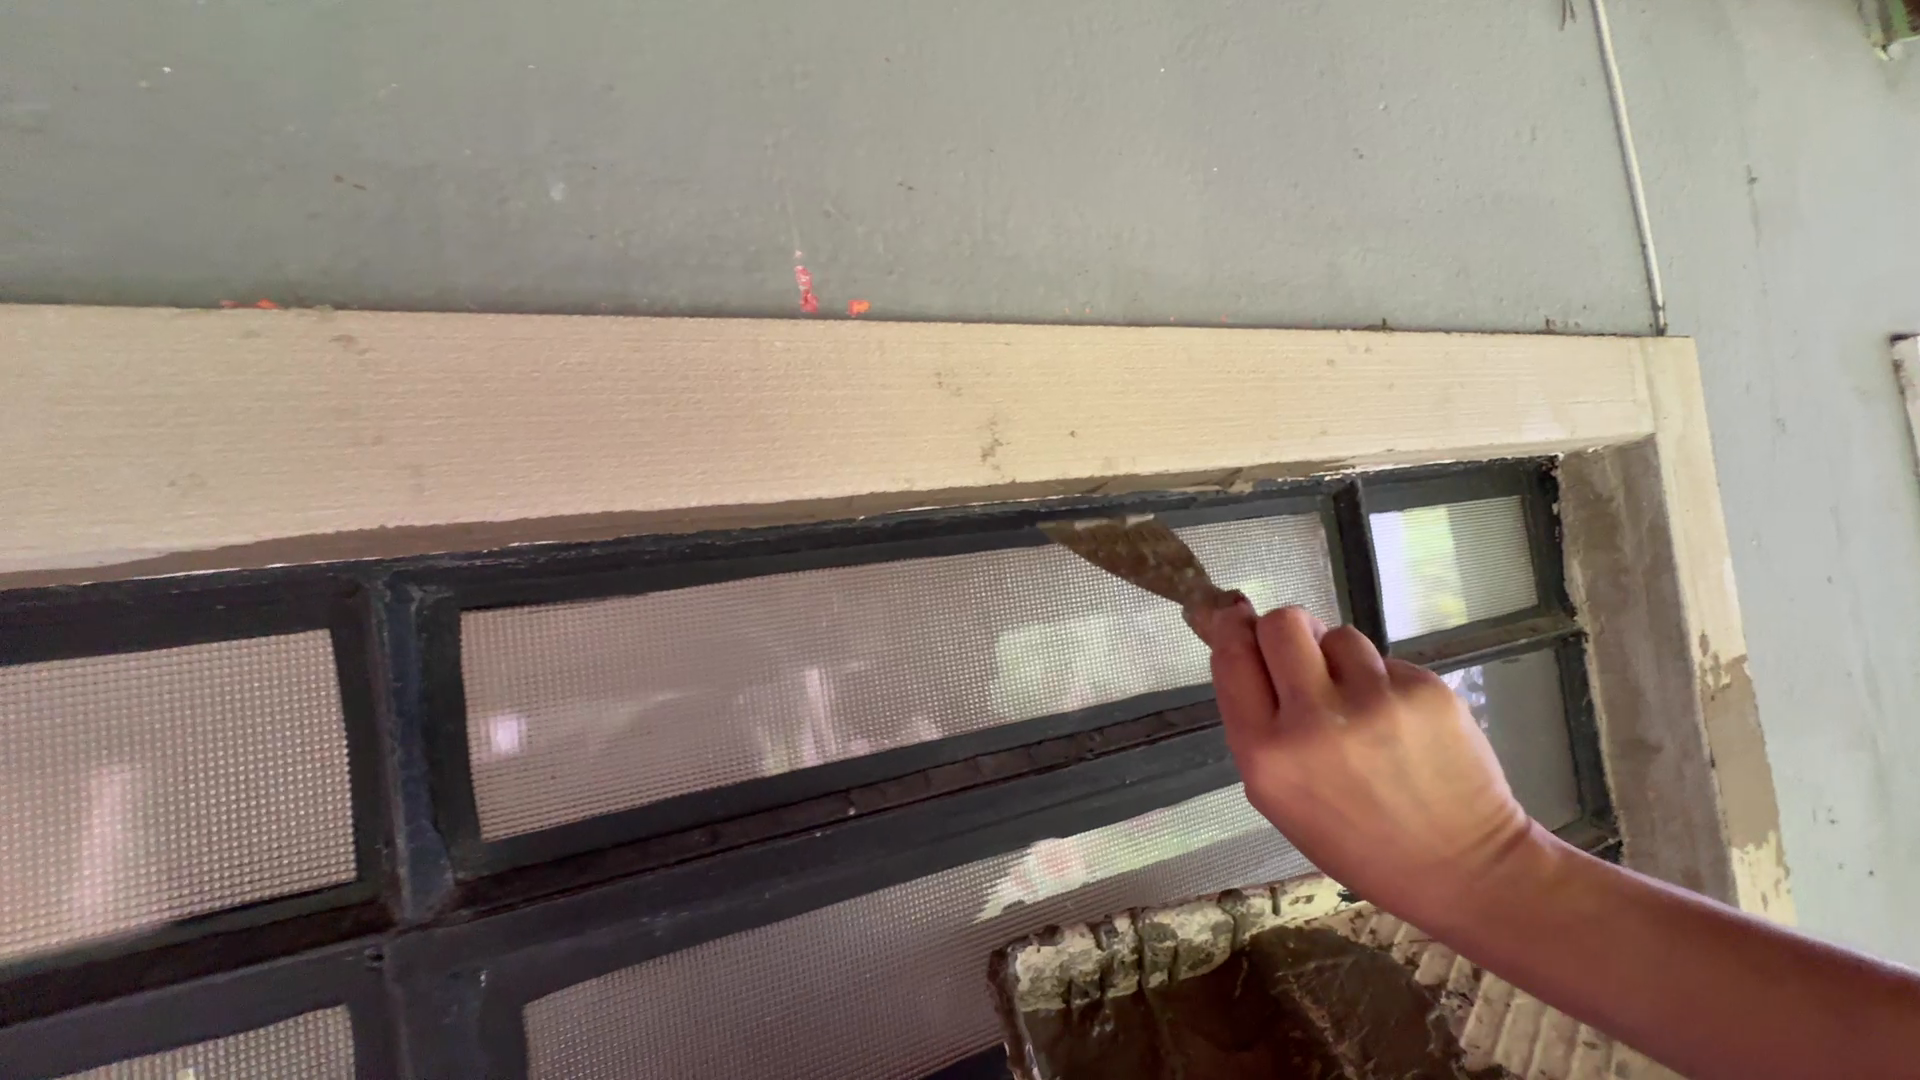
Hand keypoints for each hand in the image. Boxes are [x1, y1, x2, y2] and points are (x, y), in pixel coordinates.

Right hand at [1188, 602, 1537, 926]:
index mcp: (1266, 755)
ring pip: (1337, 634)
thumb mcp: (1276, 795)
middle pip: (1282, 623)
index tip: (1236, 619)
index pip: (1232, 658)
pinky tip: (1398, 722)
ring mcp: (1374, 703)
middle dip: (1284, 632)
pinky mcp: (1426, 692)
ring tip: (1358, 703)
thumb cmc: (1353, 840)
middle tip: (1299, 656)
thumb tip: (1244, 645)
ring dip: (1338, 658)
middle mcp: (1313, 722)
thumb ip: (1255, 723)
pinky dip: (1383, 680)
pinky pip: (1384, 660)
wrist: (1462, 869)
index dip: (1231, 629)